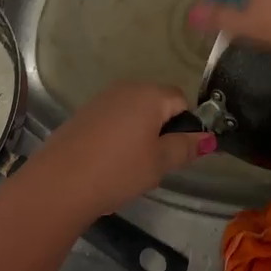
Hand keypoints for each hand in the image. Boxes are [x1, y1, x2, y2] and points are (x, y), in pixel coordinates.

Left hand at [26, 84, 212, 221]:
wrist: (60, 182)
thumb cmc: (118, 170)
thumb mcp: (159, 163)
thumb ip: (186, 147)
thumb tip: (210, 137)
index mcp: (150, 95)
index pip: (181, 99)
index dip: (186, 124)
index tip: (179, 152)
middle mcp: (127, 88)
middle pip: (157, 103)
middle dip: (162, 129)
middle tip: (156, 163)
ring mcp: (102, 99)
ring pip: (134, 112)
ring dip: (140, 133)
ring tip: (132, 167)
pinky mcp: (85, 113)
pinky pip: (114, 119)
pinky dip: (119, 136)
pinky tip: (110, 164)